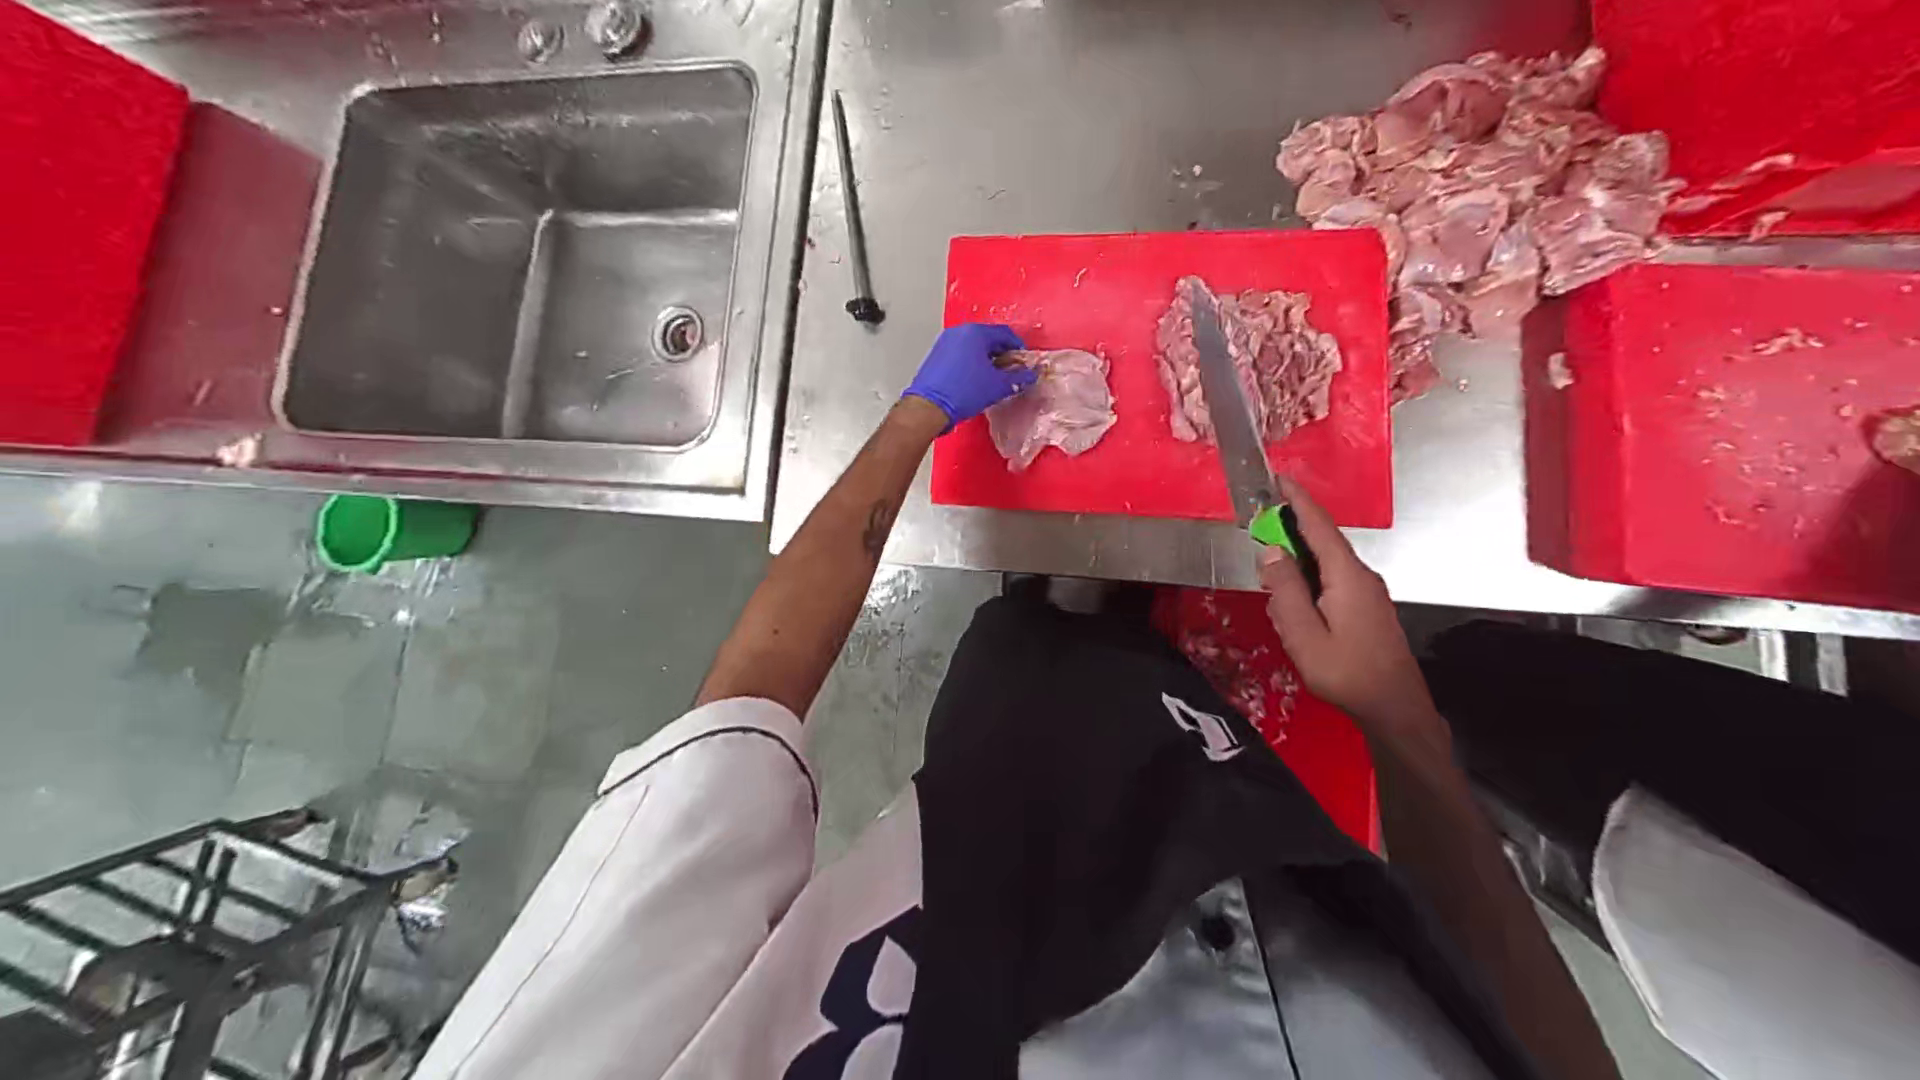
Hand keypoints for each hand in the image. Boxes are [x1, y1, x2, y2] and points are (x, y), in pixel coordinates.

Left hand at [901, 323, 1034, 430]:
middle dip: (1001, 354)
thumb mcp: (997, 386)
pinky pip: (960, 355)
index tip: (1023, 363)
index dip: (1018, 348)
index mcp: (975, 332)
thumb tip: (1030, 376)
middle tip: (1010, 371)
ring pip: (972, 347)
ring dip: (986, 360)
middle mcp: (958, 332)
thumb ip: (1017, 378)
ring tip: (993, 378)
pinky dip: (971, 364)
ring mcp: (944, 344)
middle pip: (987, 338)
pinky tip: (975, 381)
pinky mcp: (935, 357)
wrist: (928, 408)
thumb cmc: (964, 392)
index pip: (1004, 333)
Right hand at [1258, 477, 1448, 750]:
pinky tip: (1296, 615)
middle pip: (1319, 544)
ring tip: (1281, 611)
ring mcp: (1366, 593)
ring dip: (1294, 574)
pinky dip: (1306, 586)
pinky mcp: (1365, 608)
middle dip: (1287, 539)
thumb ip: (1284, 589)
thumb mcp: (1302, 633)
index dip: (1298, 500)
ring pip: (1322, 568)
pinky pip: (1329, 584)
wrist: (1394, 708)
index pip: (1319, 526)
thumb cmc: (1346, 672)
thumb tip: (1271, 551)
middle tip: (1260, 549)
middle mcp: (1360, 576)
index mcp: (1346, 576)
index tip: (1278, 478)